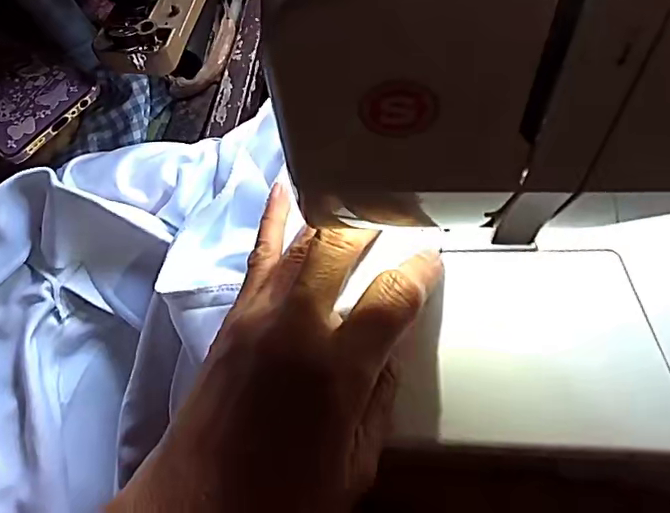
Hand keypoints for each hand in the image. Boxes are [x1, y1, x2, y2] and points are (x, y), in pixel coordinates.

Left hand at [111, 183, 443, 512]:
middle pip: (344, 245)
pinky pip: (259, 252)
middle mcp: (297, 327)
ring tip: (361, 196)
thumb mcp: (355, 466)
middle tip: (399, 216)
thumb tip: (391, 350)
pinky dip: (273, 216)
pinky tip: (283, 187)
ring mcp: (261, 314)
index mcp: (337, 370)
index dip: (420, 270)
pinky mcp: (236, 314)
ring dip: (337, 215)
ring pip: (306, 240)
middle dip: (376, 222)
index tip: (432, 258)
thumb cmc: (279, 500)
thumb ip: (380, 400)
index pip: (392, 296)